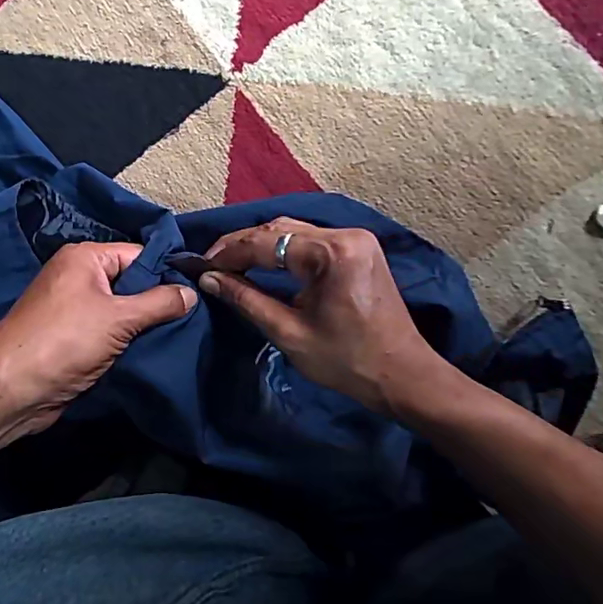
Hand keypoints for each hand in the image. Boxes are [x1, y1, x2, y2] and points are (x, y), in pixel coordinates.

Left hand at [0, 242, 195, 439]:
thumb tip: (191, 292)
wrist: (10, 390)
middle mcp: (79, 276)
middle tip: (196, 317)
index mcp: (85, 257)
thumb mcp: (118, 318)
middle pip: (132, 282)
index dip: (168, 272)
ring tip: (182, 334)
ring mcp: (75, 308)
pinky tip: (155, 350)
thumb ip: (159, 303)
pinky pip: (110, 331)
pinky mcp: (74, 337)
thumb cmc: (63, 342)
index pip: (139, 254)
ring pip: (123, 310)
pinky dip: (129, 340)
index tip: (200, 290)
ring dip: (145, 324)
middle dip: (159, 300)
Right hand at [200, 219, 449, 414]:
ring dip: (259, 244)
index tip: (199, 266)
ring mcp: (355, 238)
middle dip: (241, 245)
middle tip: (210, 265)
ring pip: (293, 230)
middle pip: (279, 229)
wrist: (402, 374)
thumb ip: (246, 299)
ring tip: (229, 264)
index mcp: (331, 253)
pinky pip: (309, 239)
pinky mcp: (358, 248)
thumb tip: (209, 278)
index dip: (228, 253)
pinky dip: (281, 249)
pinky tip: (260, 262)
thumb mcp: (288, 332)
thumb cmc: (346, 361)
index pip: (265, 242)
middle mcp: (345, 234)